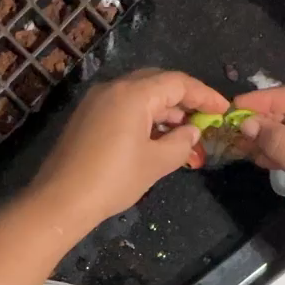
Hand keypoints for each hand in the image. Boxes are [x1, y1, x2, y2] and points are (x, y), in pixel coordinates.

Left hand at [31, 69, 229, 226]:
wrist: (60, 201)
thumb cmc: (112, 180)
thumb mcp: (155, 163)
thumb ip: (180, 142)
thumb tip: (192, 130)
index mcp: (133, 94)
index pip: (178, 83)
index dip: (204, 95)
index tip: (223, 109)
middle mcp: (113, 88)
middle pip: (157, 83)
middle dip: (183, 101)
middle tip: (202, 121)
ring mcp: (95, 102)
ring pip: (138, 96)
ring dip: (162, 112)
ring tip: (182, 134)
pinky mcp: (85, 118)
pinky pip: (122, 108)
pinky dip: (142, 118)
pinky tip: (153, 139)